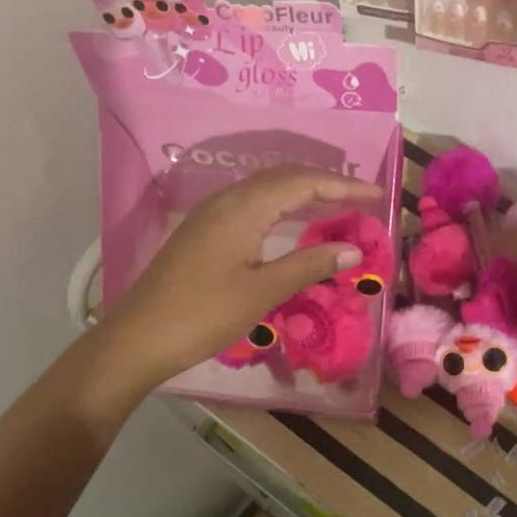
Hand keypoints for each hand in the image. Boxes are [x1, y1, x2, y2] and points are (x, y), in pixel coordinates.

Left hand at [100, 165, 382, 386]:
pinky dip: (281, 208)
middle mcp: (227, 200)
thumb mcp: (263, 291)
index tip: (378, 194)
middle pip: (283, 178)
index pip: (302, 182)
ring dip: (302, 193)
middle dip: (325, 184)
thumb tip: (353, 249)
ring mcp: (211, 216)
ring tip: (336, 206)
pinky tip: (292, 225)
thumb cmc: (203, 314)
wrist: (138, 338)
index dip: (342, 185)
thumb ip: (309, 265)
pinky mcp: (203, 233)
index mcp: (243, 207)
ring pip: (265, 191)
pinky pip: (251, 206)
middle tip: (362, 199)